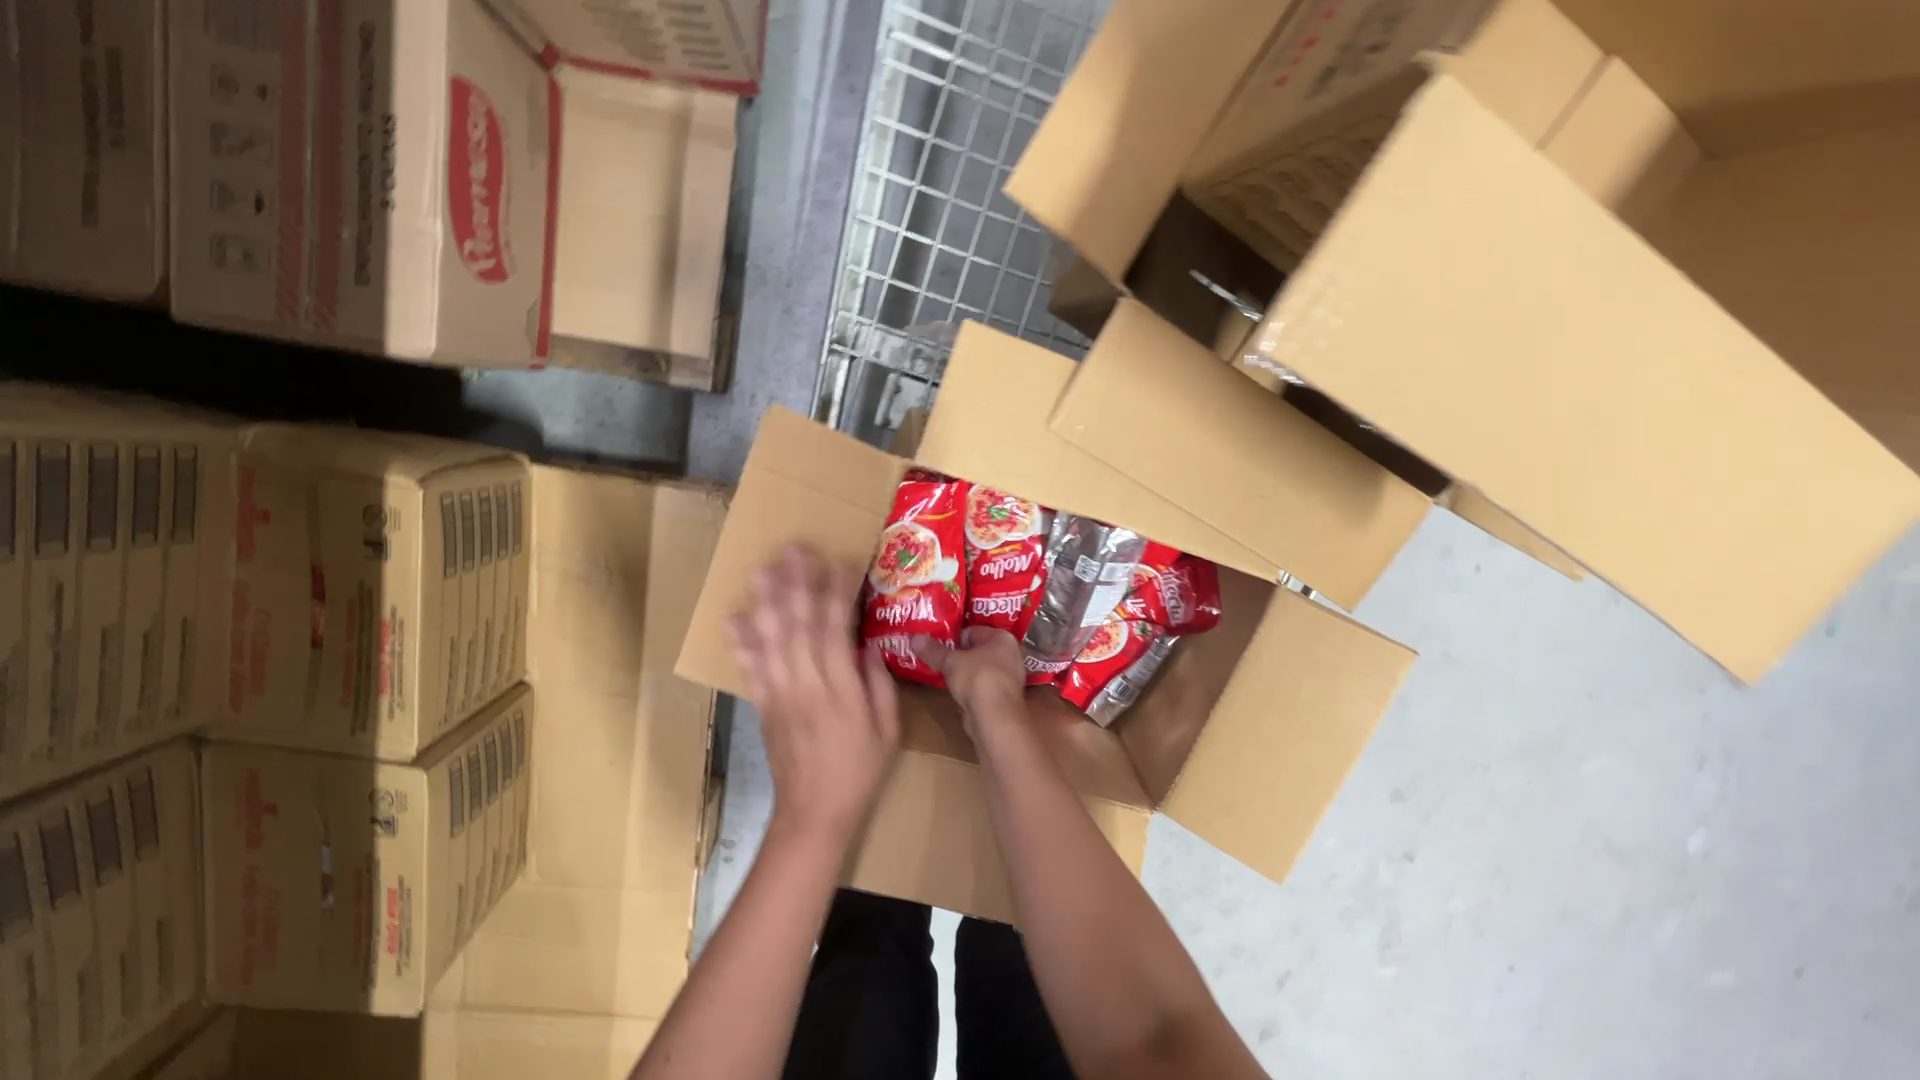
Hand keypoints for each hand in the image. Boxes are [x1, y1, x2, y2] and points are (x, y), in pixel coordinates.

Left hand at [727, 545, 900, 843]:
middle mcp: (807, 685)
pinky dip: (740, 643)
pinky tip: (732, 617)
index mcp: (842, 689)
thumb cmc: (859, 770)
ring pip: (771, 640)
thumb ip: (879, 685)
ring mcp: (780, 695)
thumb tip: (868, 645)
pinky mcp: (763, 707)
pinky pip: (750, 670)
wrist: (814, 813)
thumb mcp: (888, 730)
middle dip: (797, 584)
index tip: (840, 561)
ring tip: (761, 569)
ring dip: (765, 602)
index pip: (836, 630)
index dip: (837, 593)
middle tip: (794, 549)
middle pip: (799, 626)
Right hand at [912, 626, 1025, 732]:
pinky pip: (980, 685)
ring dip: (961, 671)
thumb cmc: (977, 678)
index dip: (952, 636)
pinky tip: (953, 689)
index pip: (973, 631)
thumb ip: (933, 650)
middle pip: (976, 650)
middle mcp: (1010, 654)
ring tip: (939, 672)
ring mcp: (1008, 677)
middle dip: (956, 654)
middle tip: (933, 656)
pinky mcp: (1001, 696)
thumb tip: (915, 637)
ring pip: (978, 668)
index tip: (934, 643)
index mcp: (1003, 638)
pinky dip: (968, 686)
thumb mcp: (951, 661)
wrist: (995, 718)